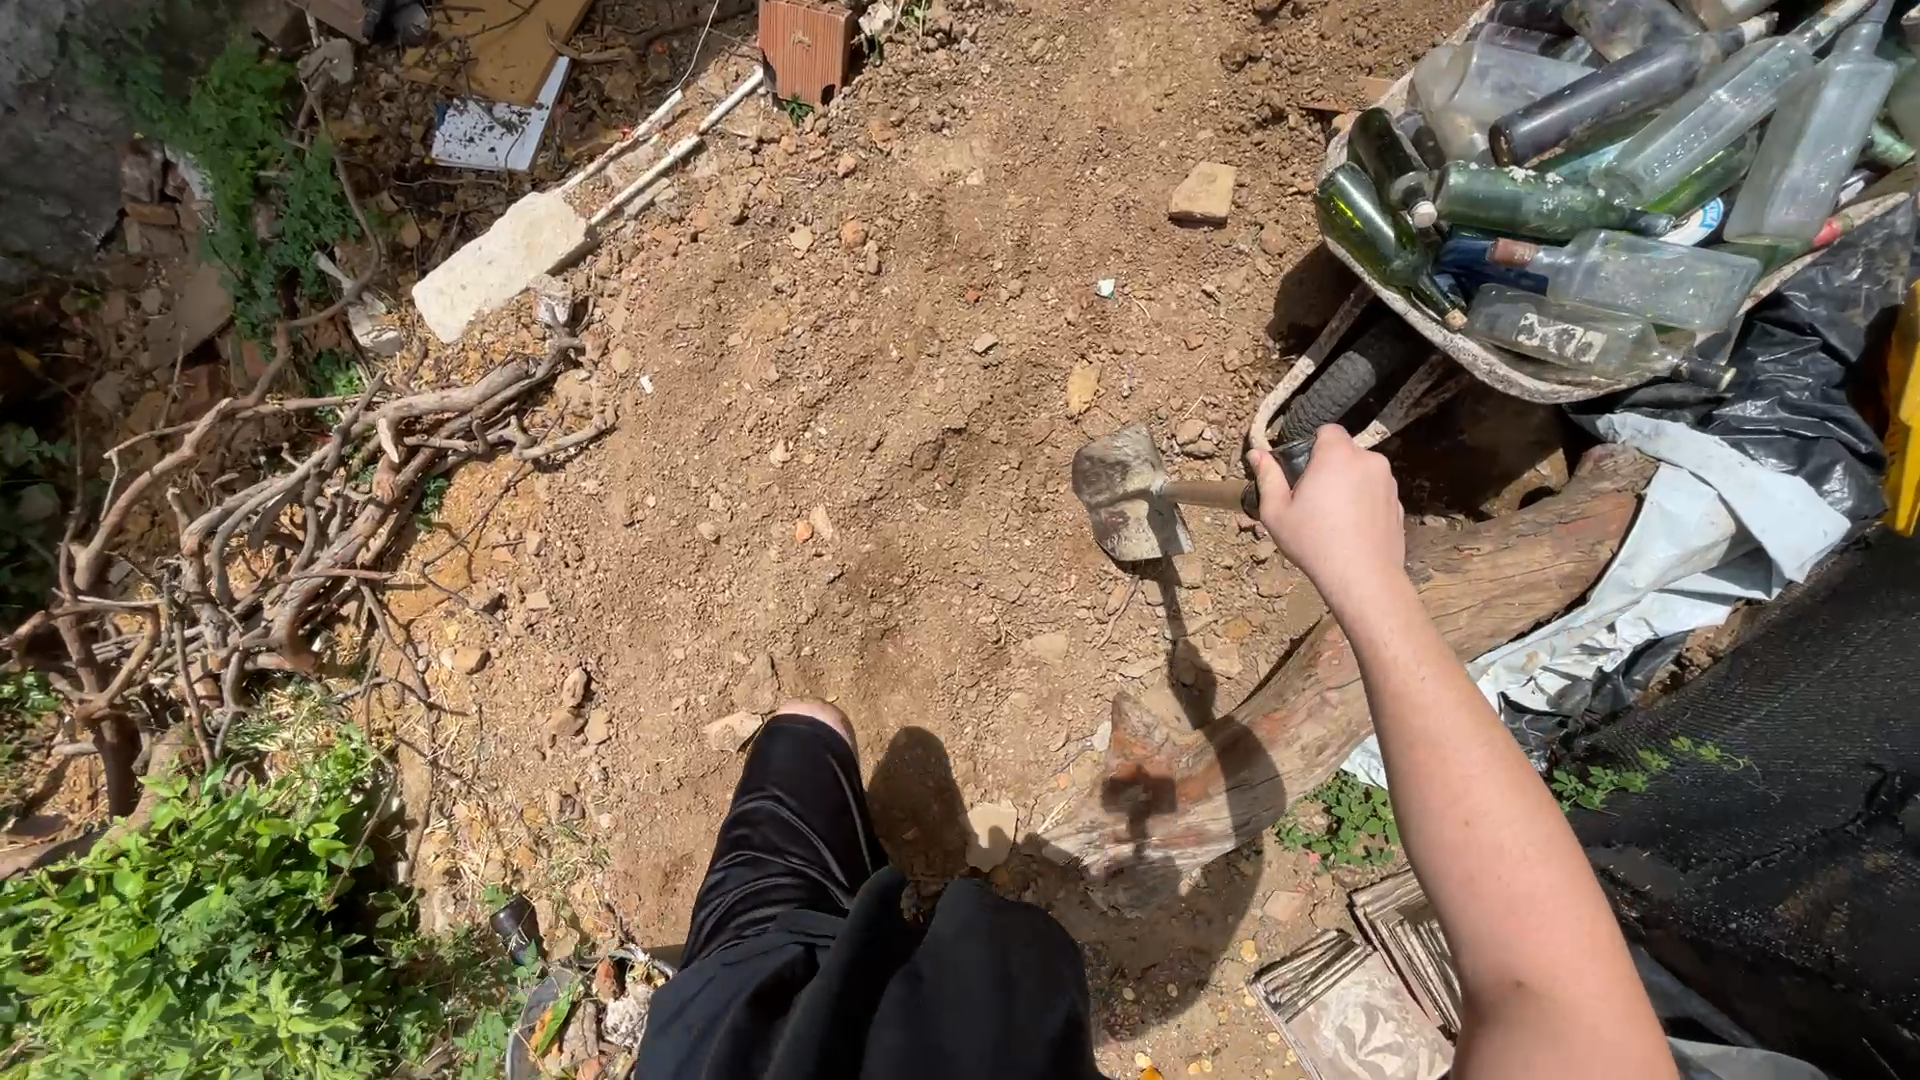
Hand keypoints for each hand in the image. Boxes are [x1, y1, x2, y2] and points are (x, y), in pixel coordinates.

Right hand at [1247, 426, 1407, 609]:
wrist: (1362, 575)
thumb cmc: (1313, 541)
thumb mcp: (1276, 511)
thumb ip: (1267, 477)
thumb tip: (1256, 454)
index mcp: (1337, 456)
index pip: (1327, 430)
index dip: (1312, 445)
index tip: (1300, 470)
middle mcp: (1368, 460)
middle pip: (1344, 452)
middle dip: (1328, 467)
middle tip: (1310, 498)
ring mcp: (1388, 482)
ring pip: (1361, 472)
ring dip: (1347, 484)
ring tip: (1331, 517)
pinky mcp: (1399, 502)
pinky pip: (1375, 492)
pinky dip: (1363, 502)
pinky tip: (1350, 528)